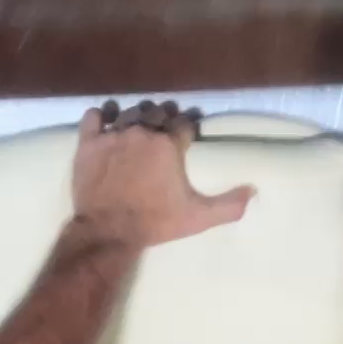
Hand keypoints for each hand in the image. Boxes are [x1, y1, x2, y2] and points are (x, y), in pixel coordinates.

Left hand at [69, 100, 255, 249]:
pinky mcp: (89, 142)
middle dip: (165, 117)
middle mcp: (143, 132)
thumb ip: (228, 204)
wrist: (107, 232)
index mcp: (169, 145)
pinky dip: (100, 116)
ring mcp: (113, 135)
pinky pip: (94, 116)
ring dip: (138, 115)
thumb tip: (253, 191)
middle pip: (158, 112)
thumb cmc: (154, 222)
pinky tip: (105, 121)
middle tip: (165, 128)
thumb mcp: (197, 217)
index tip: (188, 134)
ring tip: (140, 125)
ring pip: (130, 112)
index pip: (184, 123)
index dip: (188, 127)